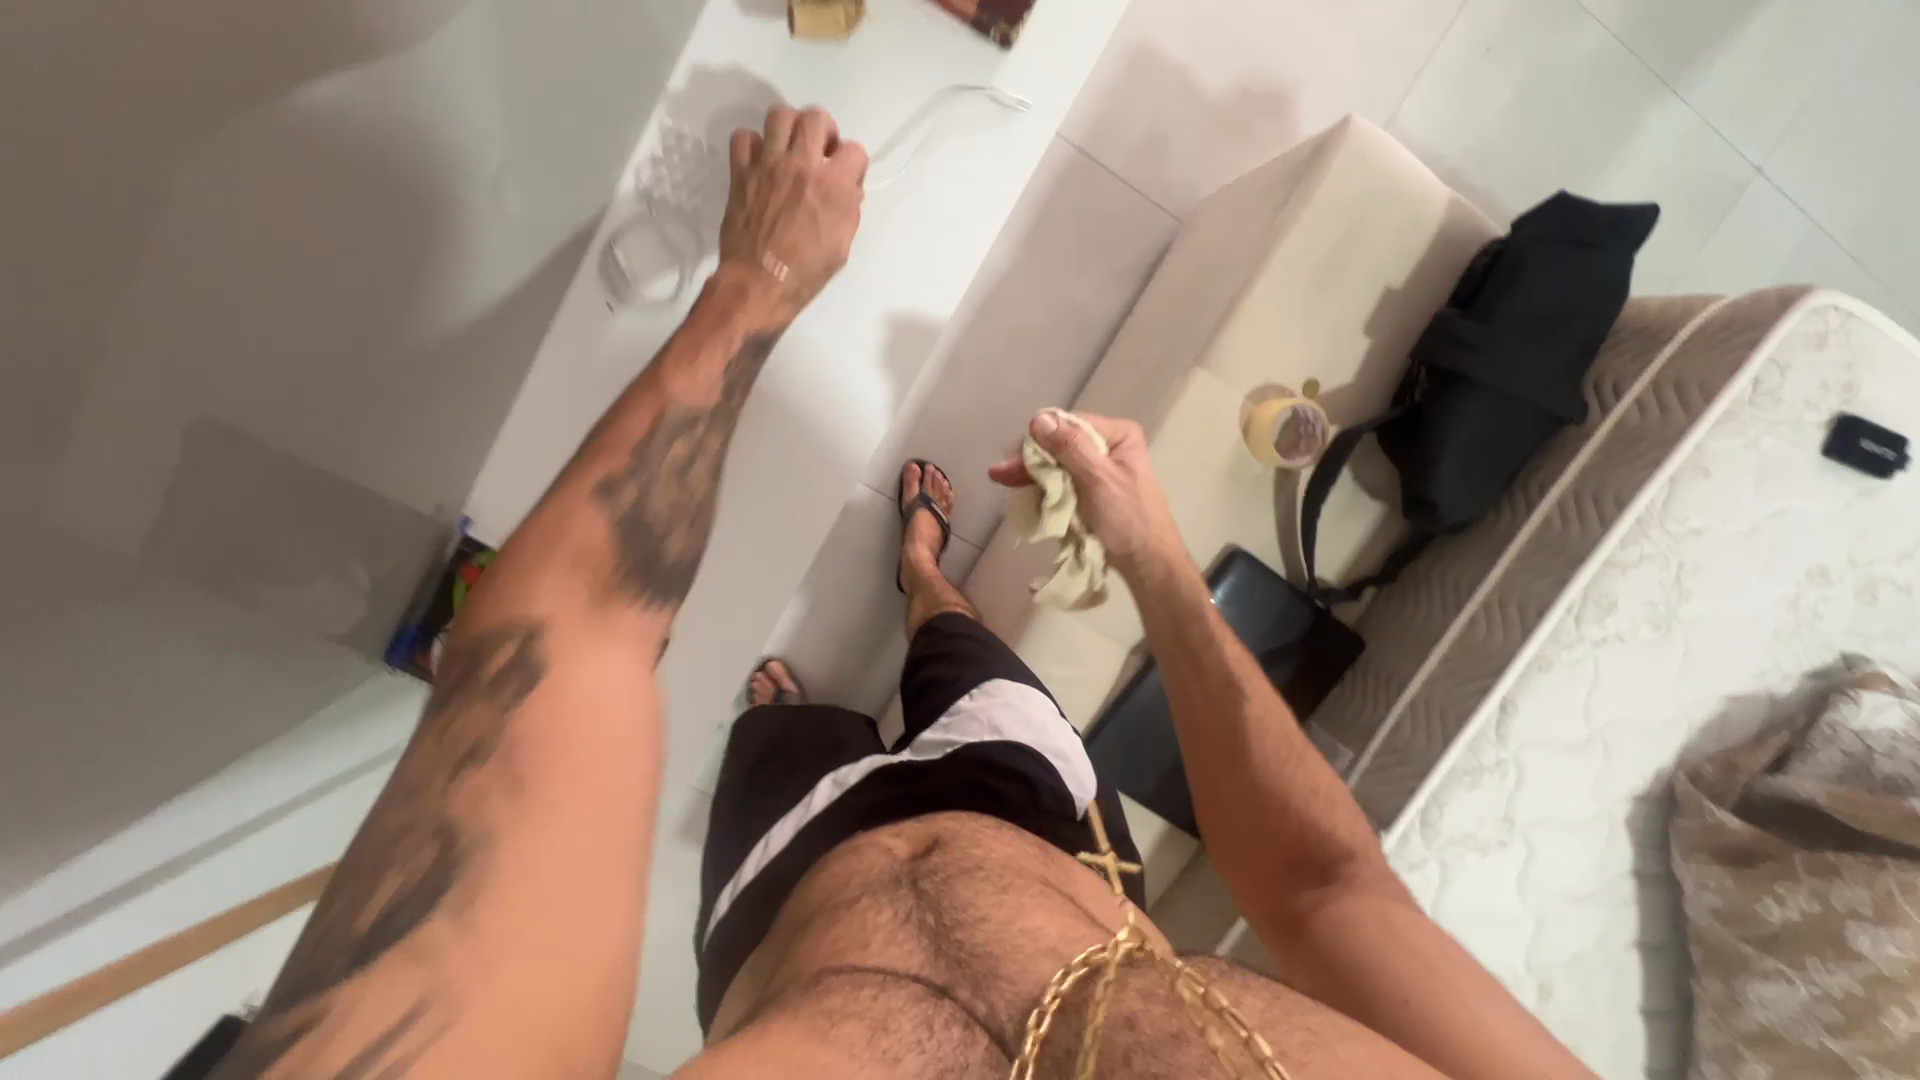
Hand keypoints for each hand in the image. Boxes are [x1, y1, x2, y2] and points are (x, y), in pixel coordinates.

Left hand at [721, 105, 867, 317]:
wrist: (760, 283)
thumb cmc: (806, 273)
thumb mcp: (842, 246)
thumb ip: (848, 210)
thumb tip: (848, 190)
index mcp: (832, 186)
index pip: (854, 150)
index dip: (854, 163)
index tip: (848, 178)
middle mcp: (801, 165)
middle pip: (816, 117)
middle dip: (824, 130)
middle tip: (820, 152)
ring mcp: (768, 165)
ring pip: (779, 115)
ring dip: (789, 128)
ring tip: (790, 149)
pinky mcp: (741, 172)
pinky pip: (744, 138)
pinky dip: (753, 145)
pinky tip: (760, 162)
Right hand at [989, 411, 1184, 576]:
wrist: (1147, 564)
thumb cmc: (1128, 519)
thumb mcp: (1098, 479)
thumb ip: (1070, 447)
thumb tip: (1038, 418)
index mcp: (1117, 436)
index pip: (1069, 425)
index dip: (1040, 439)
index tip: (1014, 456)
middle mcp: (1108, 448)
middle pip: (1060, 446)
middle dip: (1031, 459)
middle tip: (999, 473)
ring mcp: (1099, 471)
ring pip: (1057, 466)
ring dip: (1031, 474)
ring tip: (1001, 480)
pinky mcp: (1091, 493)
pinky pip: (1062, 484)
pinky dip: (1042, 488)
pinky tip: (1020, 491)